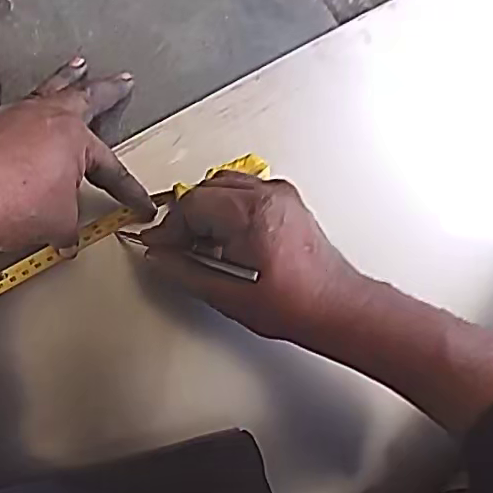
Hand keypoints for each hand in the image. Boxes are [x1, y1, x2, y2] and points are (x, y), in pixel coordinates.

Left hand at [0, 57, 154, 338]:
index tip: (143, 206)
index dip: (129, 192)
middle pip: (84, 100)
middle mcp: (44, 118)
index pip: (111, 169)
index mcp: (74, 140)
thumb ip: (66, 226)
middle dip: (107, 93)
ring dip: (62, 77)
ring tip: (76, 63)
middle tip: (123, 82)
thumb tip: (65, 239)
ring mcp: (9, 116)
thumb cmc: (13, 206)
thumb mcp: (56, 224)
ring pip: (42, 89)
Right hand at [138, 172, 371, 345]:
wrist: (334, 306)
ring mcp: (279, 195)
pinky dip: (223, 210)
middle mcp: (268, 196)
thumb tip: (161, 258)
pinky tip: (220, 239)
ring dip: (202, 213)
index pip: (191, 204)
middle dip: (183, 219)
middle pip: (204, 190)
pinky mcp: (284, 201)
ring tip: (197, 246)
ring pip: (222, 186)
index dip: (168, 229)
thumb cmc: (295, 304)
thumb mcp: (227, 295)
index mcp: (251, 214)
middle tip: (173, 249)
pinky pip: (242, 191)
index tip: (158, 246)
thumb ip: (185, 272)